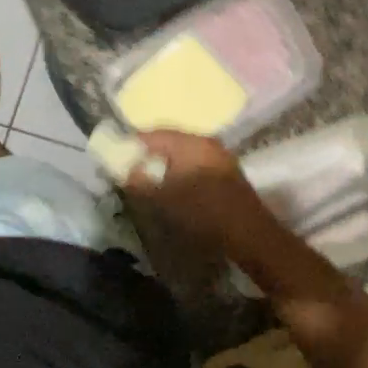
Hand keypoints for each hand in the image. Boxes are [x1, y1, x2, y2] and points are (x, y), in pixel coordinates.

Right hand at [123, 131, 277, 258]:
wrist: (249, 235)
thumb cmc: (204, 212)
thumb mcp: (164, 199)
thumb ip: (140, 182)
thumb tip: (127, 171)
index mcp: (191, 142)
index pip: (154, 133)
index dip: (133, 143)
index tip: (117, 155)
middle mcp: (207, 143)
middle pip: (170, 141)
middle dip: (149, 154)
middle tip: (131, 169)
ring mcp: (220, 157)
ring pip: (184, 153)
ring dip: (165, 164)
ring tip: (149, 181)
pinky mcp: (227, 173)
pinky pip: (196, 164)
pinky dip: (180, 171)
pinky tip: (173, 187)